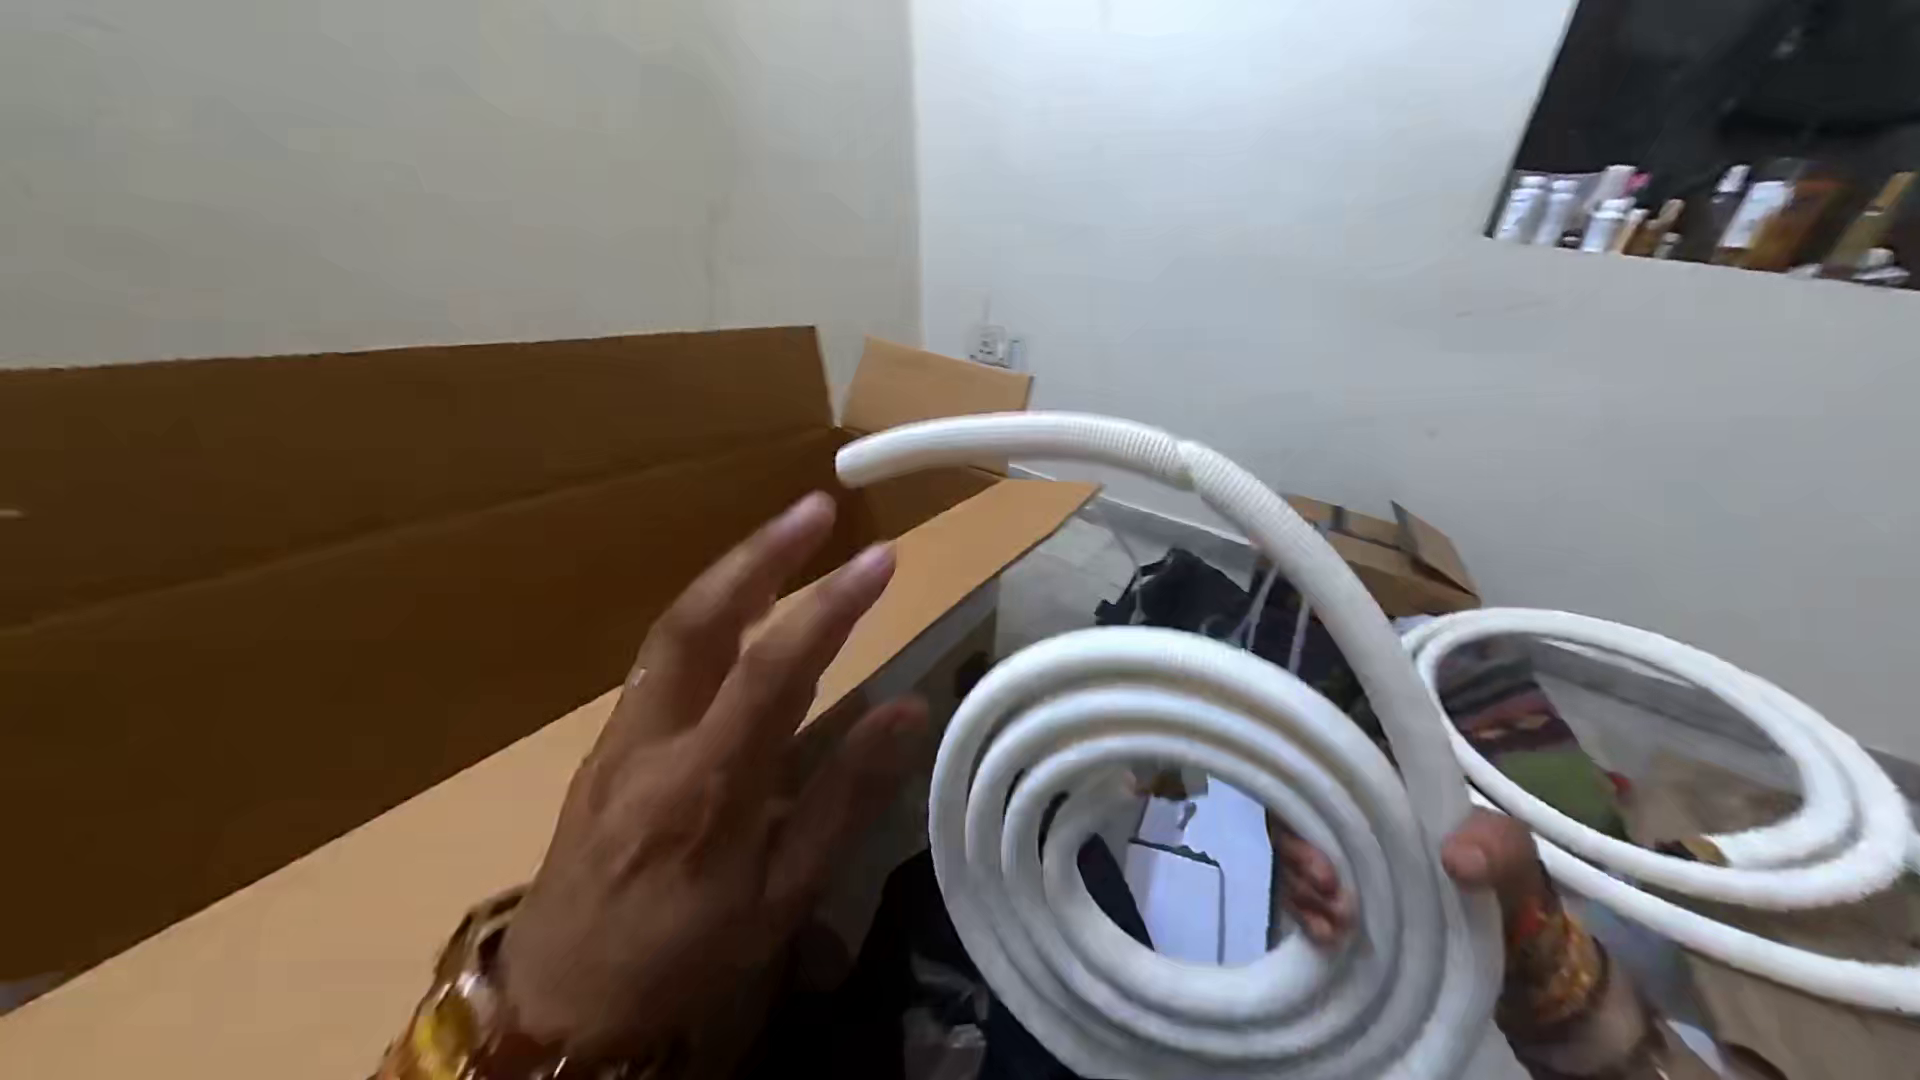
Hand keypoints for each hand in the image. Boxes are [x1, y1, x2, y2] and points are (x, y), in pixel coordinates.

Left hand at [497, 492, 929, 1059]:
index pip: (773, 672)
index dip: (830, 608)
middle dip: (762, 553)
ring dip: (737, 569)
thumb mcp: (785, 893)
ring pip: (676, 626)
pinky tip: (746, 597)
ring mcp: (622, 730)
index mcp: (705, 787)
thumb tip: (910, 710)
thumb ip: (847, 795)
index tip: (881, 559)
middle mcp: (654, 739)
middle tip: (816, 507)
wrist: (559, 999)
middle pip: (699, 621)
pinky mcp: (610, 733)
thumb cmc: (686, 953)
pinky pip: (667, 652)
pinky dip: (714, 608)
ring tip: (791, 533)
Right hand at [1274, 809, 1547, 943]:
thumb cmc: (1502, 871)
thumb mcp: (1509, 849)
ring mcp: (1335, 859)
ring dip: (1303, 893)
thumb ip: (1489, 846)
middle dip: (1299, 860)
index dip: (1301, 815)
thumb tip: (1456, 860)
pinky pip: (1301, 898)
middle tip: (1331, 894)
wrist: (1516, 938)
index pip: (1311, 784)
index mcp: (1370, 791)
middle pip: (1291, 825)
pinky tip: (1326, 938)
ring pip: (1292, 862)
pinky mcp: (1334, 897)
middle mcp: (1339, 819)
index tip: (1323, 860)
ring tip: (1337, 926)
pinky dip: (1307, 916)